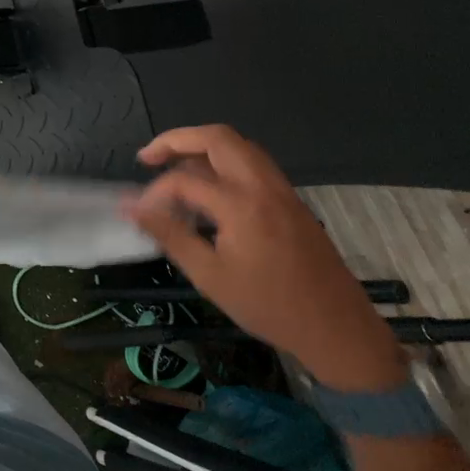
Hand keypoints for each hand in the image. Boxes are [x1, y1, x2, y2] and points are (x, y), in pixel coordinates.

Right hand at [126, 125, 405, 390]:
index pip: (184, 180)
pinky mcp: (293, 203)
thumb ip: (168, 234)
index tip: (140, 214)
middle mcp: (264, 188)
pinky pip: (254, 165)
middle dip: (177, 140)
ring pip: (239, 147)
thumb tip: (130, 207)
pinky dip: (224, 163)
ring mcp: (283, 193)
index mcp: (242, 205)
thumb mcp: (209, 275)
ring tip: (174, 168)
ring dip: (202, 148)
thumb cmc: (269, 307)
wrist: (339, 332)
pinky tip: (209, 190)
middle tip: (149, 158)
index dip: (154, 193)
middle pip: (217, 138)